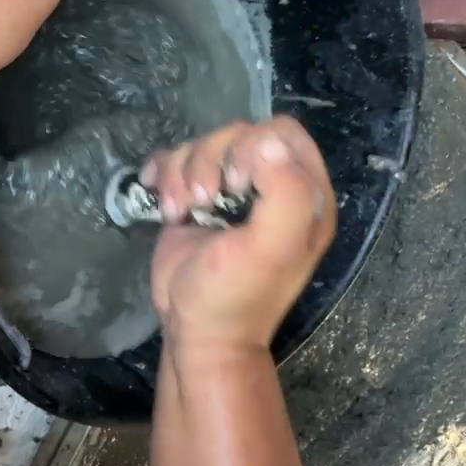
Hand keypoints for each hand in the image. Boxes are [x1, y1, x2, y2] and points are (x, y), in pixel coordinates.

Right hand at [145, 118, 337, 353]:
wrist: (195, 332)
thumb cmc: (237, 295)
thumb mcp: (272, 248)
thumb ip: (286, 192)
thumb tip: (265, 143)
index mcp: (303, 194)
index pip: (281, 134)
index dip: (252, 147)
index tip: (236, 186)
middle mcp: (267, 187)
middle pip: (236, 134)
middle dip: (208, 161)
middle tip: (203, 203)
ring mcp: (227, 193)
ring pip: (201, 146)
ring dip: (181, 174)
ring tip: (179, 213)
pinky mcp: (192, 202)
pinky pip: (174, 163)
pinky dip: (162, 176)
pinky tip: (163, 204)